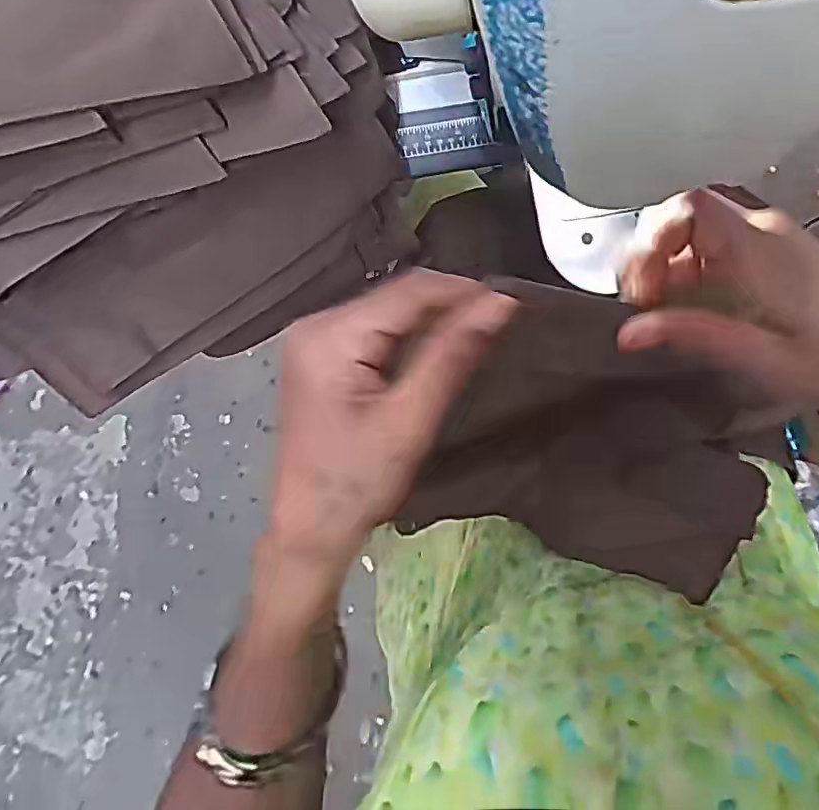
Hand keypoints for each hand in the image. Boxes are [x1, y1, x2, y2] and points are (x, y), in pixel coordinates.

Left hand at [265, 270, 517, 572]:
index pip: (408, 290)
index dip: (462, 290)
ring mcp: (315, 337)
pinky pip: (377, 326)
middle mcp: (316, 325)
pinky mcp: (323, 352)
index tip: (507, 303)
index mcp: (330, 337)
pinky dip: (412, 332)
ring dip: (434, 317)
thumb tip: (498, 304)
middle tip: (496, 320)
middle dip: (449, 303)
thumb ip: (453, 354)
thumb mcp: (411, 419)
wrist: (311, 528)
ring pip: (391, 307)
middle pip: (397, 294)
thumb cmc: (357, 483)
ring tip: (476, 331)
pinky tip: (439, 346)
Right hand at [617, 187, 818, 413]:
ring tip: (661, 309)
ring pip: (691, 225)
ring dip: (665, 262)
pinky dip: (686, 265)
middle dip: (650, 254)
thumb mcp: (765, 358)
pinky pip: (711, 239)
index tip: (643, 290)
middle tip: (644, 304)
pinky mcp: (766, 243)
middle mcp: (760, 229)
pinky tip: (689, 302)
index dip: (652, 239)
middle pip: (682, 211)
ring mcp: (764, 232)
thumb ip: (697, 336)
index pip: (690, 208)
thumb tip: (627, 333)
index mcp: (762, 253)